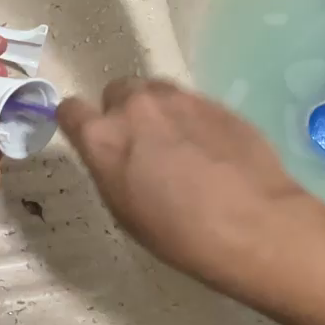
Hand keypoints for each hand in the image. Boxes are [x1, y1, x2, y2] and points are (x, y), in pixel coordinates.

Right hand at [58, 78, 324, 295]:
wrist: (253, 225)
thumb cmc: (178, 234)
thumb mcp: (123, 209)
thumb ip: (108, 167)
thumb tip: (111, 153)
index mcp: (102, 137)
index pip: (70, 110)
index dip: (78, 123)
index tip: (90, 138)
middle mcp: (135, 106)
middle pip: (116, 92)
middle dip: (122, 113)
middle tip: (140, 145)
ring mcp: (178, 99)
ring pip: (153, 90)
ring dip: (155, 110)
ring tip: (175, 142)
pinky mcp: (214, 101)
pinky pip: (189, 101)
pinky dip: (189, 118)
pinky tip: (207, 148)